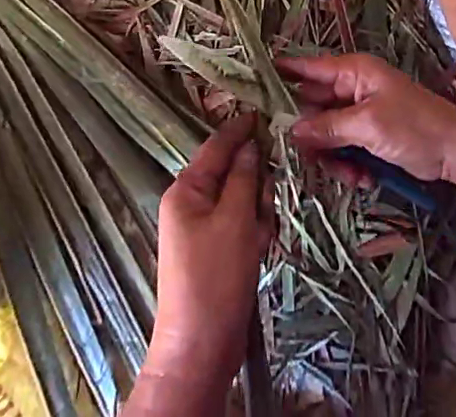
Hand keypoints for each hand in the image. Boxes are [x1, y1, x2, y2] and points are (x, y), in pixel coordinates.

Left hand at [137, 114, 271, 403]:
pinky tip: (261, 248)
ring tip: (262, 233)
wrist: (201, 347)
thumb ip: (244, 176)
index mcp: (187, 189)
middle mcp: (192, 202)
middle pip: (234, 171)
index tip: (266, 108)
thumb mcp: (235, 219)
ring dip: (259, 210)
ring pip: (243, 198)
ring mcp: (205, 227)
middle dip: (256, 181)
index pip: (217, 144)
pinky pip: (243, 223)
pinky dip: (256, 231)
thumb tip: (251, 144)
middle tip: (268, 199)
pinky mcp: (219, 249)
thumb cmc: (215, 277)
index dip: (241, 127)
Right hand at [280, 53, 455, 182]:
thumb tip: (291, 129)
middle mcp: (353, 87)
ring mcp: (360, 112)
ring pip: (325, 132)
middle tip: (303, 155)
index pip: (308, 68)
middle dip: (309, 133)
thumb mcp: (368, 126)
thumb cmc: (414, 127)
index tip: (251, 85)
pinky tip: (362, 177)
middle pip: (312, 106)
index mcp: (354, 71)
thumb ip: (328, 127)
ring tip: (349, 172)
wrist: (455, 151)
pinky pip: (343, 147)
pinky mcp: (368, 135)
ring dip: (332, 156)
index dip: (281, 74)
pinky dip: (348, 164)